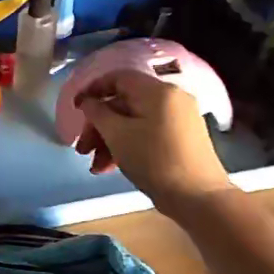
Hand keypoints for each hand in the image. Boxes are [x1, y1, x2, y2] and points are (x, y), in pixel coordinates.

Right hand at [72, 69, 232, 203]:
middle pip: (124, 103)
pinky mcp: (181, 139)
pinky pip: (146, 134)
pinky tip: (111, 168)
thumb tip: (89, 102)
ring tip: (95, 166)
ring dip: (109, 141)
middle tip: (82, 149)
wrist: (198, 196)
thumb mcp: (118, 135)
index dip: (93, 90)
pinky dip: (127, 146)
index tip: (75, 108)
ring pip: (133, 122)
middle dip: (98, 126)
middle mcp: (171, 99)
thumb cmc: (154, 160)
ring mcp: (178, 119)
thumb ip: (98, 113)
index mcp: (157, 91)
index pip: (119, 77)